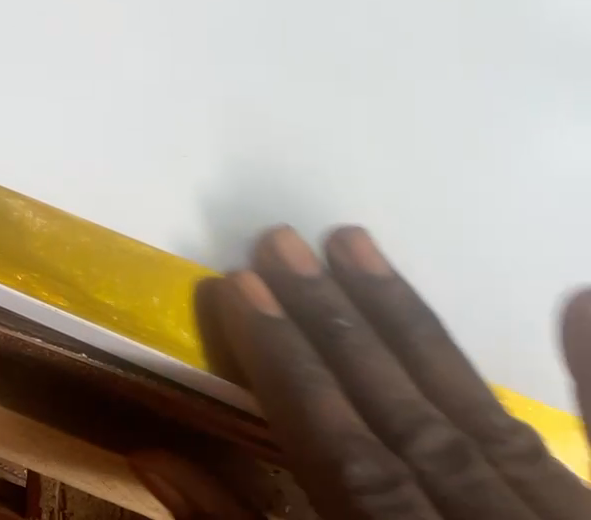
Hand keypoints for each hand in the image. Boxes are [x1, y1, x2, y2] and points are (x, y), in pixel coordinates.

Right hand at [131, 226, 590, 519]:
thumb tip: (148, 456)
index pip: (340, 446)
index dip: (286, 364)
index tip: (238, 285)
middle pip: (406, 415)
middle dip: (336, 321)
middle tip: (281, 238)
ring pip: (481, 412)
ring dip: (412, 322)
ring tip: (356, 241)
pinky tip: (584, 299)